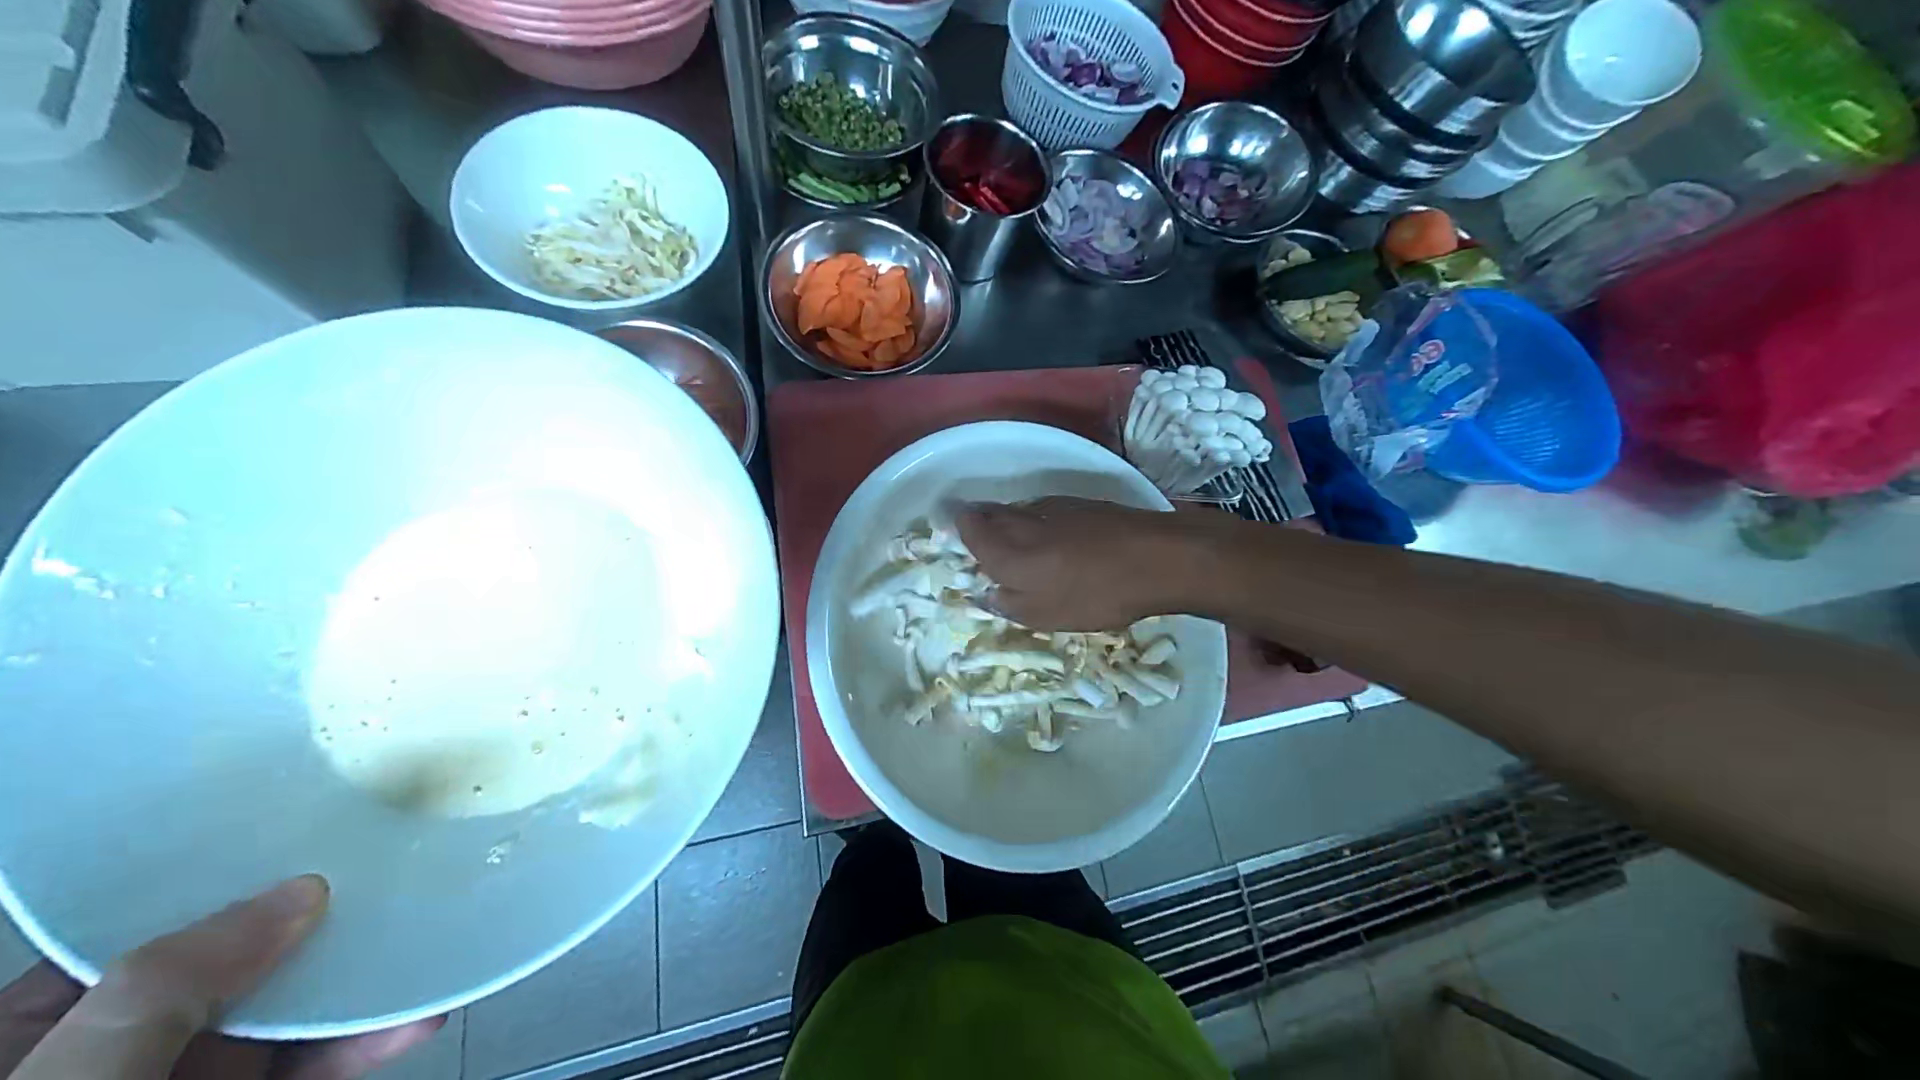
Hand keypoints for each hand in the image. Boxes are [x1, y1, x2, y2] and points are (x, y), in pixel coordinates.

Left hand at [1, 876, 442, 1079]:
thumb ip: (163, 988)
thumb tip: (303, 890)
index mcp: (29, 1038)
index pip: (145, 939)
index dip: (236, 891)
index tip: (324, 848)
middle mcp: (112, 1057)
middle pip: (233, 975)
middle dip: (322, 942)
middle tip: (400, 899)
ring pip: (282, 1025)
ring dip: (359, 996)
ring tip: (428, 961)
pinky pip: (307, 1071)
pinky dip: (359, 1049)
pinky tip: (413, 1022)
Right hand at [957, 497, 1199, 631]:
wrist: (1156, 558)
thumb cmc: (1094, 595)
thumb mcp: (1045, 616)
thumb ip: (1009, 604)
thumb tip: (986, 594)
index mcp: (1008, 552)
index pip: (970, 530)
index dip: (958, 526)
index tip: (952, 527)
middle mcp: (1024, 522)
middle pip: (991, 513)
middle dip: (978, 518)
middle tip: (972, 526)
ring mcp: (1055, 508)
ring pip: (1018, 510)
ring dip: (1006, 519)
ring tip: (1008, 535)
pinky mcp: (1082, 505)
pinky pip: (1045, 510)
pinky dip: (1036, 519)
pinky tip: (1049, 535)